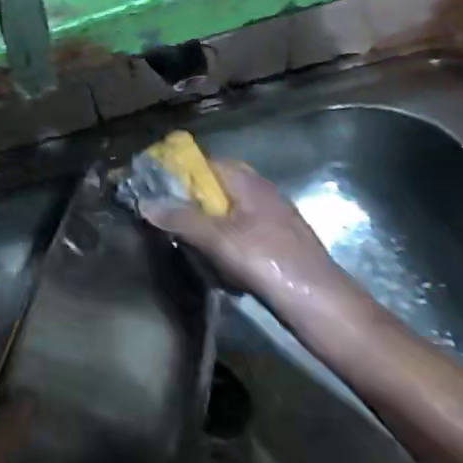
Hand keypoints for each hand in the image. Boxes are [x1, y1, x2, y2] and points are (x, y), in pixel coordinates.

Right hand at [139, 159, 340, 300]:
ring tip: (191, 244)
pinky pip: (243, 233)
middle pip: (218, 188)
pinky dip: (226, 243)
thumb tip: (145, 203)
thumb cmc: (265, 259)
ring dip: (209, 226)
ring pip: (230, 213)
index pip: (206, 163)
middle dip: (193, 203)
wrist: (317, 299)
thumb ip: (180, 219)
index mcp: (248, 181)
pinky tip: (220, 264)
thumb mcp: (216, 238)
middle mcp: (262, 191)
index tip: (156, 188)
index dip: (180, 172)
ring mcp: (274, 217)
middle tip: (170, 220)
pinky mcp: (279, 242)